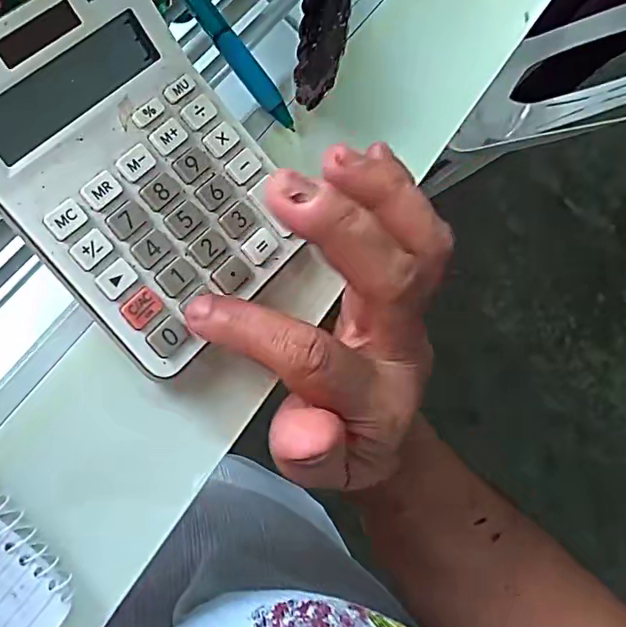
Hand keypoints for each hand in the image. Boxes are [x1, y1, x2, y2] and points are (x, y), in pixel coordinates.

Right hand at [185, 142, 451, 491]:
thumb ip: (311, 454)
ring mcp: (413, 310)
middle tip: (286, 192)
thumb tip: (303, 433)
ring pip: (422, 245)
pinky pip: (421, 232)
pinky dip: (398, 190)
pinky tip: (369, 157)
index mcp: (370, 393)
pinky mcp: (412, 285)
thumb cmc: (347, 447)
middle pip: (395, 278)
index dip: (257, 331)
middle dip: (343, 230)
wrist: (391, 437)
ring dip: (382, 194)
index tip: (203, 311)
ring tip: (334, 158)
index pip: (315, 356)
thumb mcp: (323, 470)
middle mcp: (401, 343)